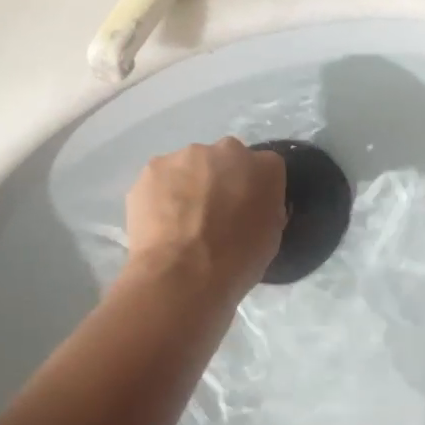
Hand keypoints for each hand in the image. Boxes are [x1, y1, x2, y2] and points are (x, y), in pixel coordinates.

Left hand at [119, 138, 286, 305]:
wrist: (183, 275)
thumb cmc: (238, 261)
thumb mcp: (271, 237)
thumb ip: (264, 209)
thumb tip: (252, 207)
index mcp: (266, 167)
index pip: (265, 169)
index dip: (254, 189)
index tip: (246, 210)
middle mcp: (229, 150)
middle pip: (226, 159)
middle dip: (221, 180)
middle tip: (213, 213)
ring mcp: (187, 156)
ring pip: (191, 166)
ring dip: (189, 185)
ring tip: (181, 221)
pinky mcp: (153, 168)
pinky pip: (161, 178)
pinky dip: (161, 195)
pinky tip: (160, 222)